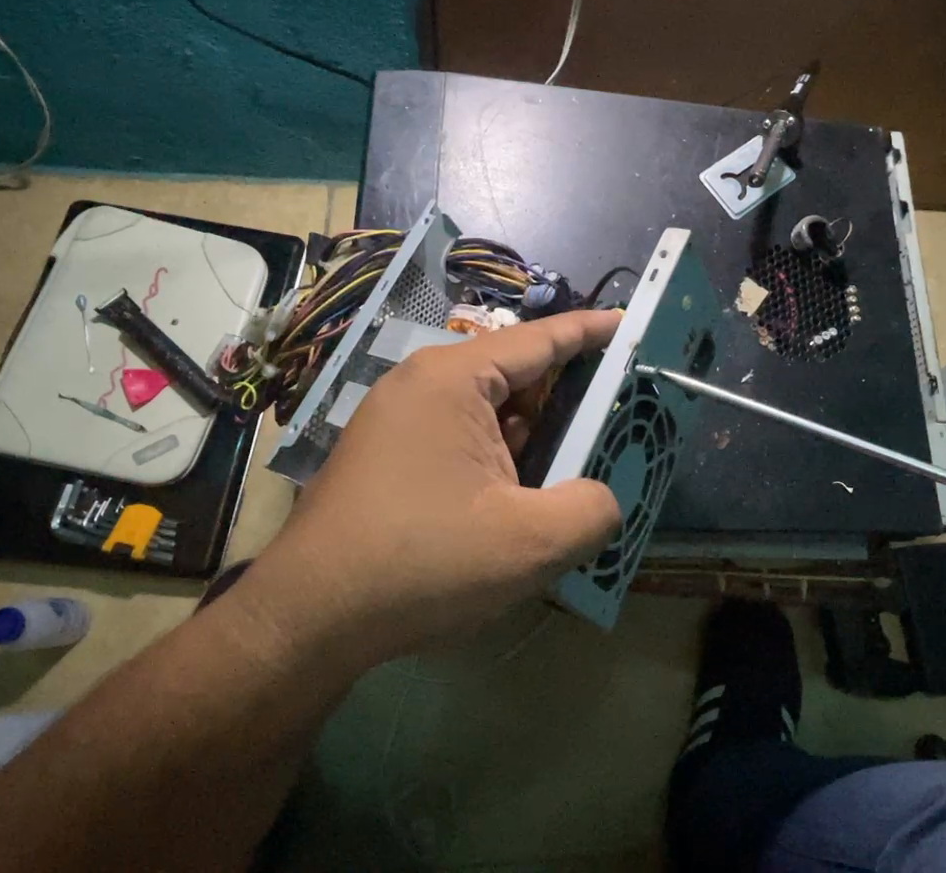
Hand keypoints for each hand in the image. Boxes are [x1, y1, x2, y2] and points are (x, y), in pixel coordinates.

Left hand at [241, 309, 623, 668]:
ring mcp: (398, 421)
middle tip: (620, 422)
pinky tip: (524, 498)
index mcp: (452, 380)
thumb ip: (591, 510)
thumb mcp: (528, 542)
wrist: (311, 617)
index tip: (634, 328)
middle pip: (516, 377)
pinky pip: (461, 441)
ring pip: (488, 414)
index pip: (540, 340)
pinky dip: (500, 460)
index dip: (593, 334)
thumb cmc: (421, 563)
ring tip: (581, 466)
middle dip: (569, 400)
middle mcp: (421, 386)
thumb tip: (603, 498)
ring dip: (535, 437)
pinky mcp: (389, 457)